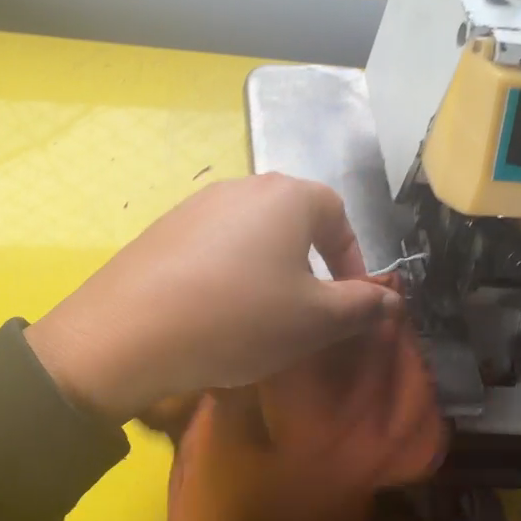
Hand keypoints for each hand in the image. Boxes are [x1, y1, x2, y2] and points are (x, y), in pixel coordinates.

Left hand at [24, 173, 400, 420]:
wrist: (130, 332)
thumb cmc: (240, 318)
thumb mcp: (315, 320)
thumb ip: (362, 306)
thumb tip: (391, 299)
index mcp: (286, 196)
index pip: (338, 213)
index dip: (352, 258)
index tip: (351, 301)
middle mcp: (241, 188)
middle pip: (292, 221)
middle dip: (310, 265)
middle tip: (307, 313)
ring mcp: (196, 206)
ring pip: (251, 236)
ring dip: (268, 272)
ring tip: (261, 318)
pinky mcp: (162, 231)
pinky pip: (212, 249)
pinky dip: (227, 276)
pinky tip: (214, 315)